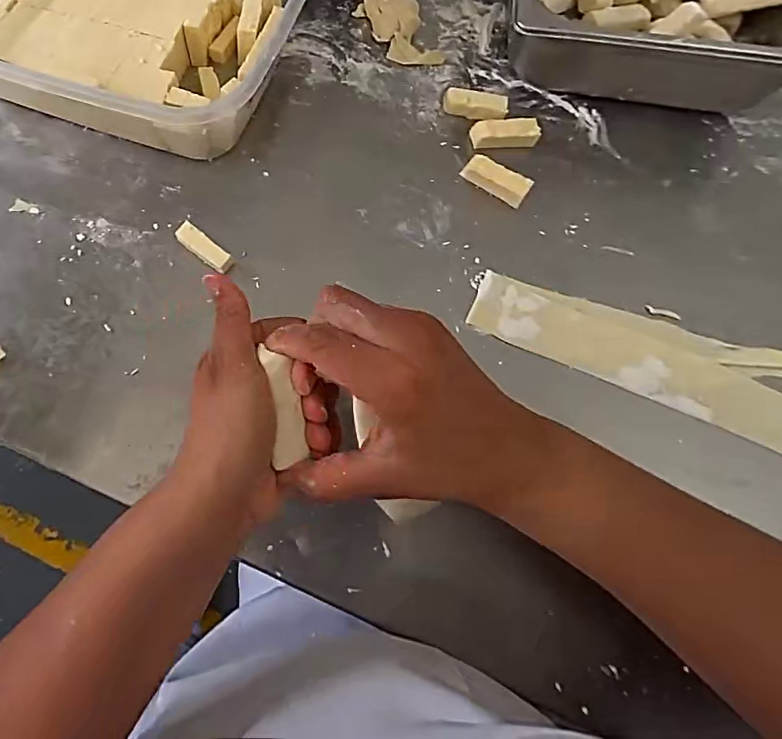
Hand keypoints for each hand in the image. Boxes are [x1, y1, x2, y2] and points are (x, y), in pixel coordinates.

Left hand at [164, 275, 300, 529]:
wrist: (225, 497)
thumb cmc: (230, 425)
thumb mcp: (233, 364)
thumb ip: (232, 319)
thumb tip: (214, 276)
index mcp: (235, 360)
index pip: (279, 335)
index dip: (300, 346)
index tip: (309, 363)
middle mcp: (251, 385)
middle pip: (300, 369)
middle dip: (313, 387)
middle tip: (310, 405)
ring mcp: (267, 417)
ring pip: (309, 402)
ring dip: (318, 416)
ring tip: (313, 433)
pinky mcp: (282, 446)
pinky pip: (311, 431)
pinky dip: (317, 439)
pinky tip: (317, 449)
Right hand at [265, 284, 566, 514]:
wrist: (510, 449)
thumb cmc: (448, 466)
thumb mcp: (383, 478)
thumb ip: (327, 478)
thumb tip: (284, 474)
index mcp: (392, 381)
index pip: (321, 341)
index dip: (288, 344)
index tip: (271, 358)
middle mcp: (404, 338)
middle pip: (330, 305)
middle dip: (309, 335)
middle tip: (314, 377)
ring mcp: (417, 323)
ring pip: (348, 303)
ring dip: (330, 331)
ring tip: (337, 375)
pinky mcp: (424, 321)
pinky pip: (369, 311)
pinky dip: (353, 332)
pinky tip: (363, 369)